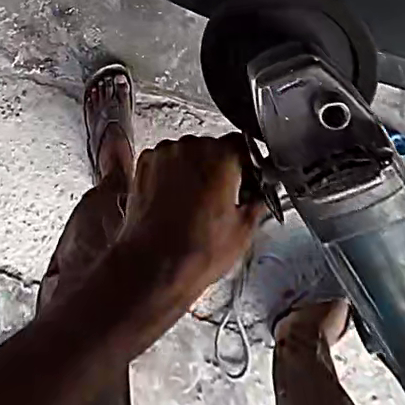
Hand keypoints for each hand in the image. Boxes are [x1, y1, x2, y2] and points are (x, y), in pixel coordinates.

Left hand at [111, 133, 266, 310]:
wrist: (156, 260)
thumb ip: (257, 200)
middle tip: (224, 195)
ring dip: (194, 168)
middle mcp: (190, 147)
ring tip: (197, 202)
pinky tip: (176, 199)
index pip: (241, 144)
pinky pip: (166, 160)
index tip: (250, 175)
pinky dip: (172, 172)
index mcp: (220, 157)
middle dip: (220, 166)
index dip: (248, 162)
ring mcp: (164, 152)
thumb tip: (260, 192)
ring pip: (187, 152)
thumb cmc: (198, 248)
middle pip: (212, 147)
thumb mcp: (243, 228)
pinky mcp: (145, 161)